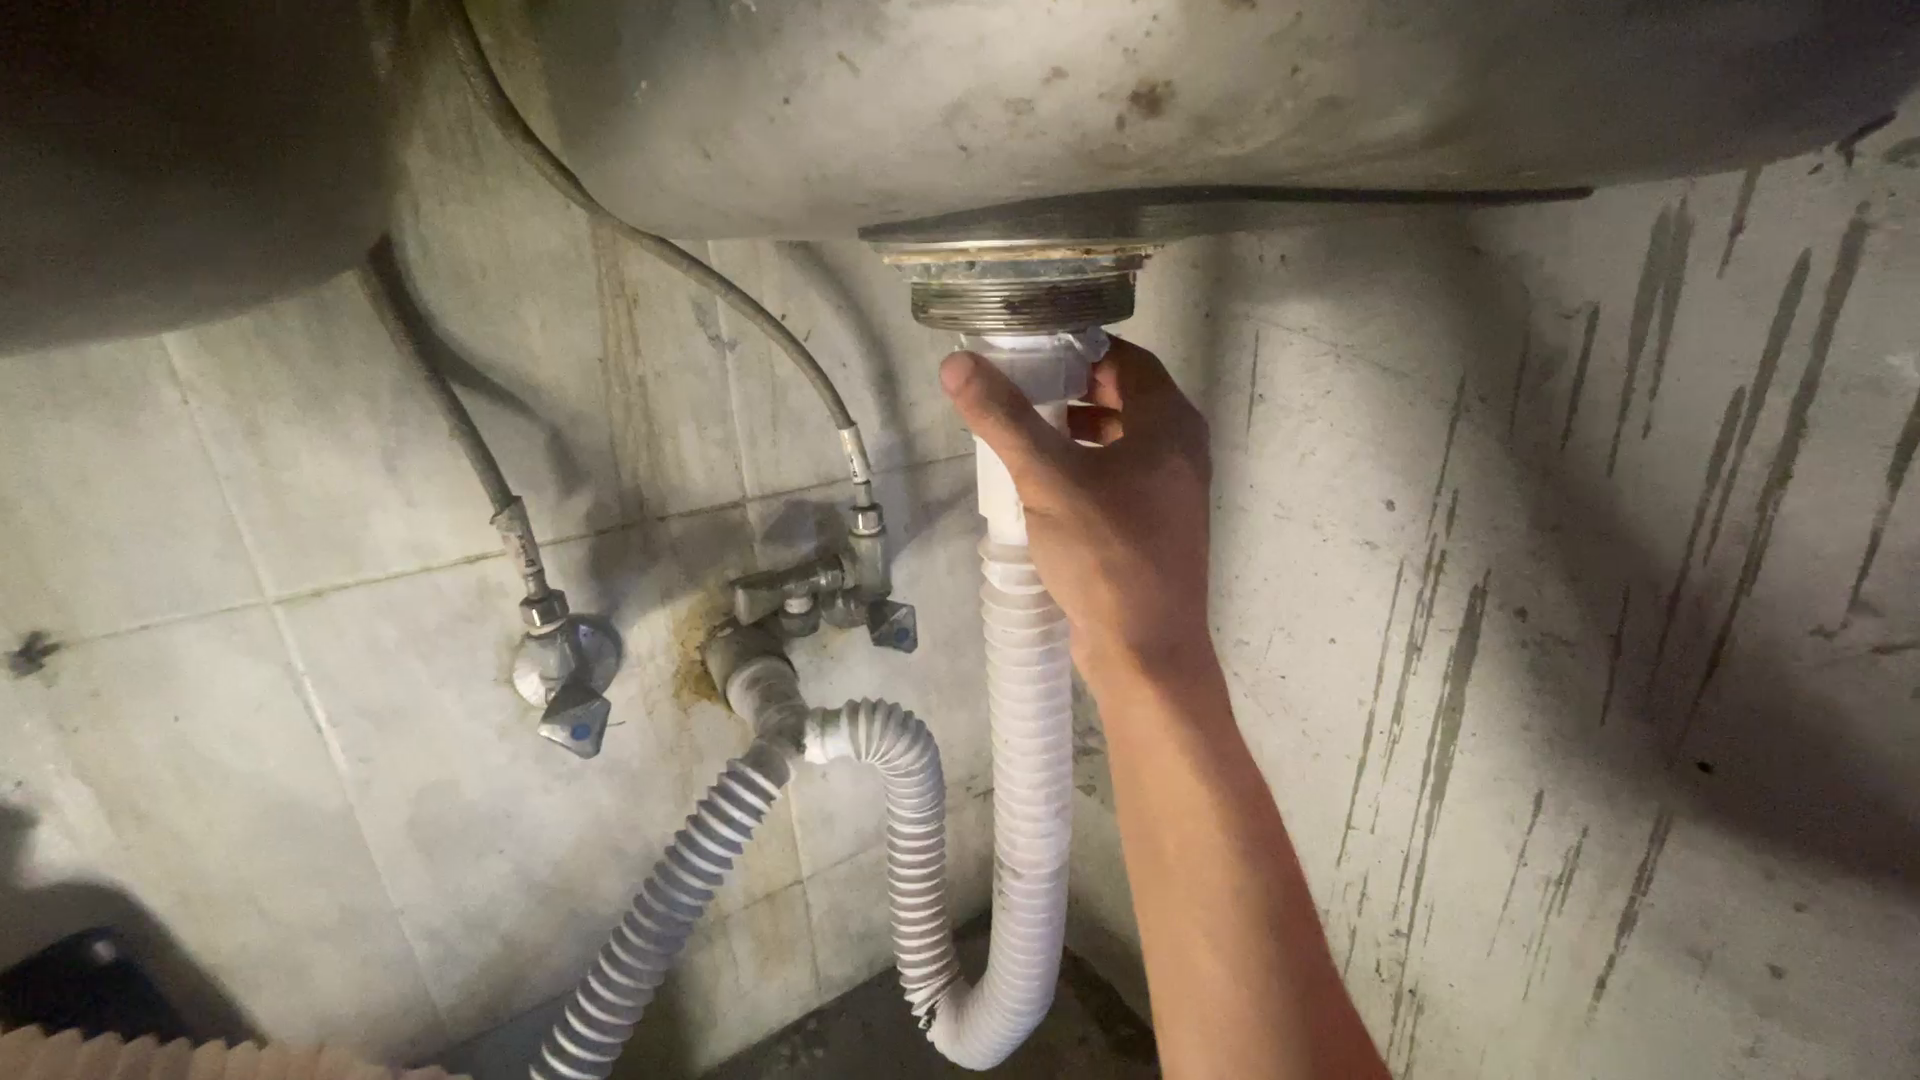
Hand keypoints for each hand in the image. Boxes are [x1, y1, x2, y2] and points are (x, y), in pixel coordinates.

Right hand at [939, 337, 1212, 677]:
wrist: (1145, 650)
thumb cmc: (1105, 554)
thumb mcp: (1047, 480)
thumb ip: (1003, 419)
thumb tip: (956, 364)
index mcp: (1170, 425)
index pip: (1127, 359)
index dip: (1079, 347)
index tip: (1031, 347)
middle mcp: (1181, 450)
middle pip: (1125, 397)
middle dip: (1073, 388)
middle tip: (1021, 385)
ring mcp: (1172, 492)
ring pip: (1122, 440)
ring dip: (1077, 429)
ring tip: (1026, 429)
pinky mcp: (1156, 526)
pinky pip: (1120, 476)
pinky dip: (1086, 466)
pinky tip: (1045, 483)